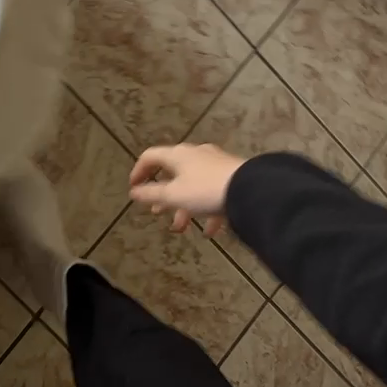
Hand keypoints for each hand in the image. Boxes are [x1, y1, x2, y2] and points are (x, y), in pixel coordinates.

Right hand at [129, 144, 245, 237]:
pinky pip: (214, 194)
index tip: (134, 189)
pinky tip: (210, 231)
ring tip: (182, 227)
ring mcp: (217, 166)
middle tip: (157, 212)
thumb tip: (133, 192)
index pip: (150, 157)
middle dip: (164, 196)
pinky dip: (207, 211)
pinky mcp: (234, 178)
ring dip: (184, 207)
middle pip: (173, 173)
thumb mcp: (173, 196)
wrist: (254, 191)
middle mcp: (196, 156)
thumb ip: (151, 195)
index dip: (138, 172)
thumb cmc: (205, 190)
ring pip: (194, 186)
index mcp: (178, 155)